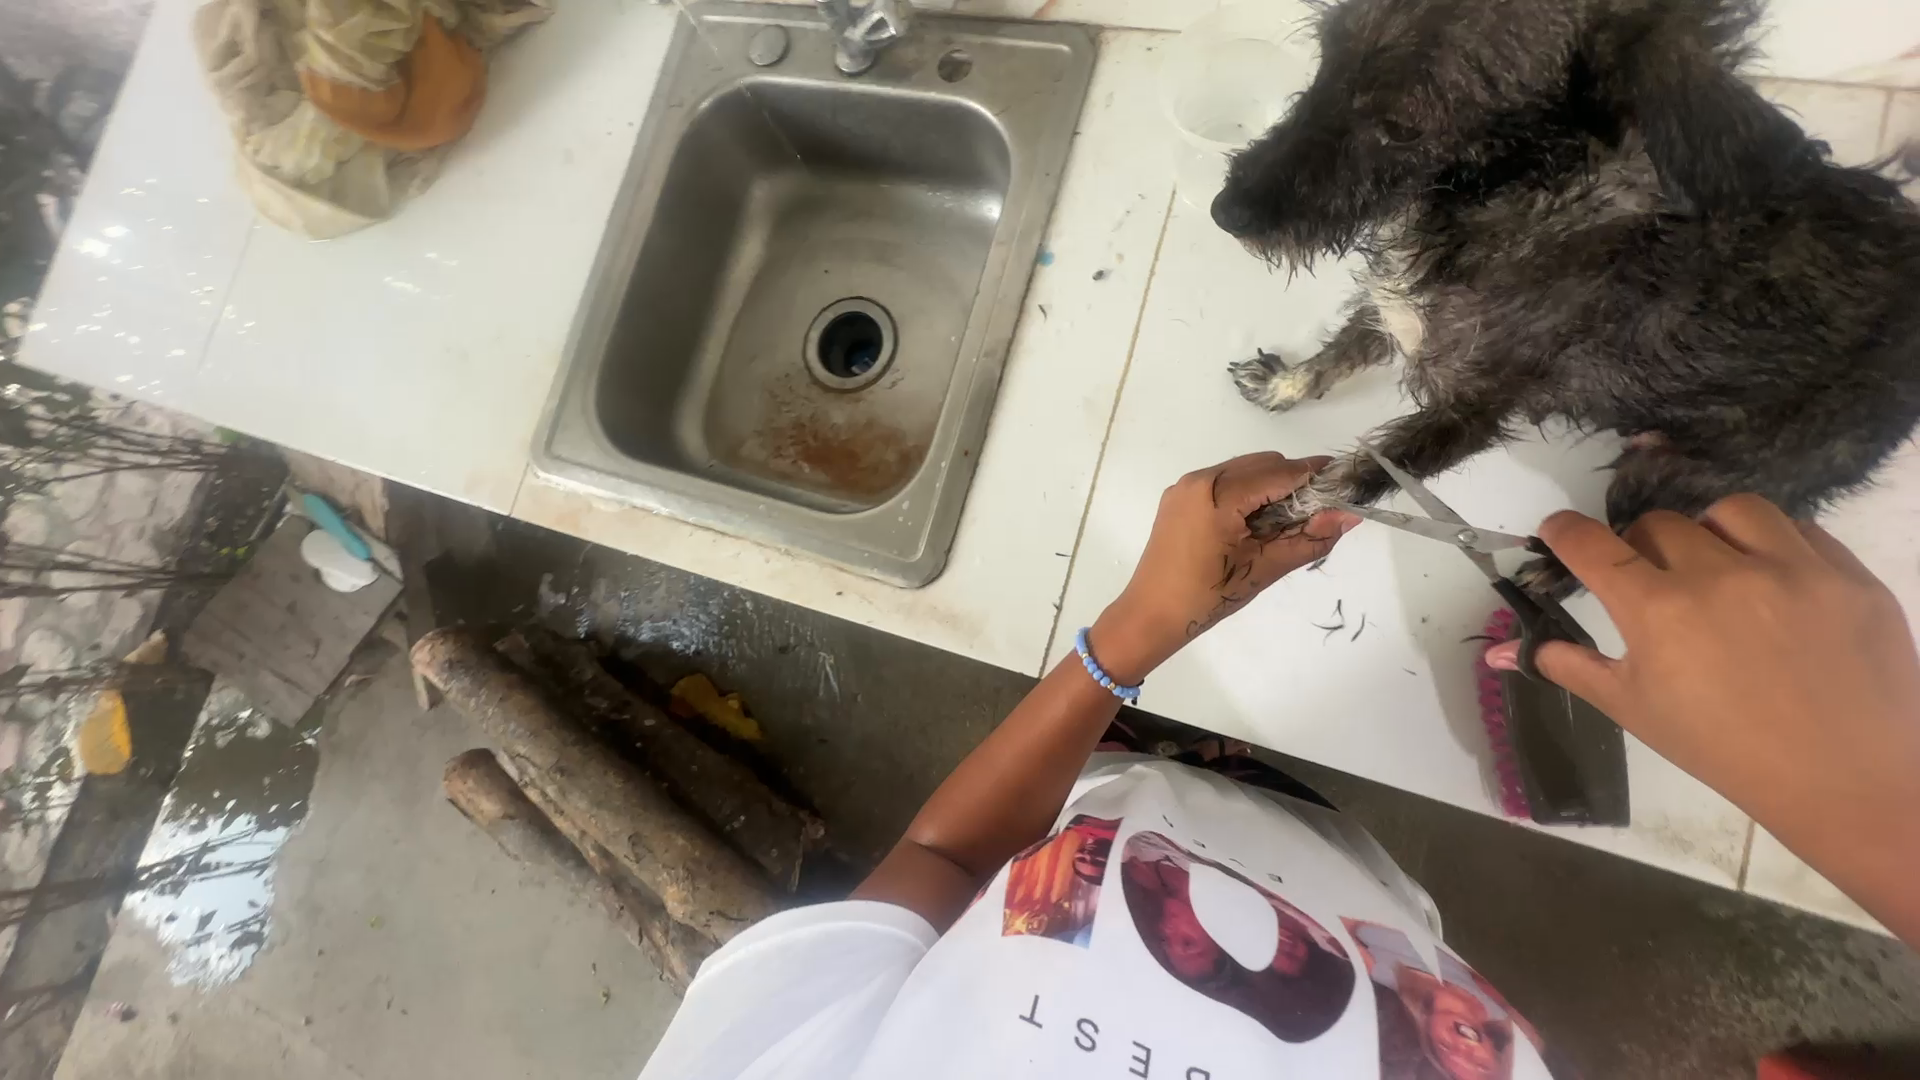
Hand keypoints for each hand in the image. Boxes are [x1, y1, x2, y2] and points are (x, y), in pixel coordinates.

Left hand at [1089, 453, 1358, 683]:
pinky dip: (1245, 494)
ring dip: (1269, 488)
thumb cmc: (1207, 596)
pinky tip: (1253, 527)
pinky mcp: (1177, 499)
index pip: (1280, 471)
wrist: (1151, 614)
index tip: (1347, 486)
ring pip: (1243, 471)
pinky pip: (1222, 483)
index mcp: (1217, 493)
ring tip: (1281, 527)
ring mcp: (1184, 487)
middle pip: (1262, 464)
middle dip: (1293, 483)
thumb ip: (1308, 538)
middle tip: (1313, 518)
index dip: (1316, 476)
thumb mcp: (1263, 569)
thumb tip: (1349, 514)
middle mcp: (1198, 479)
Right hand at [1487, 497, 1919, 941]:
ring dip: (1705, 529)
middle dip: (1637, 544)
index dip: (1564, 531)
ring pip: (1728, 511)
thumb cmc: (1719, 745)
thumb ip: (1562, 663)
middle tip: (1645, 577)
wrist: (1850, 779)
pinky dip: (1770, 541)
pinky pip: (1799, 529)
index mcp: (1656, 610)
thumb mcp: (1628, 705)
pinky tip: (1766, 577)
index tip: (1558, 531)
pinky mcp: (1851, 579)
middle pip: (1656, 524)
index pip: (1590, 543)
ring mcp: (1793, 573)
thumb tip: (1497, 653)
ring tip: (1711, 562)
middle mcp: (1719, 577)